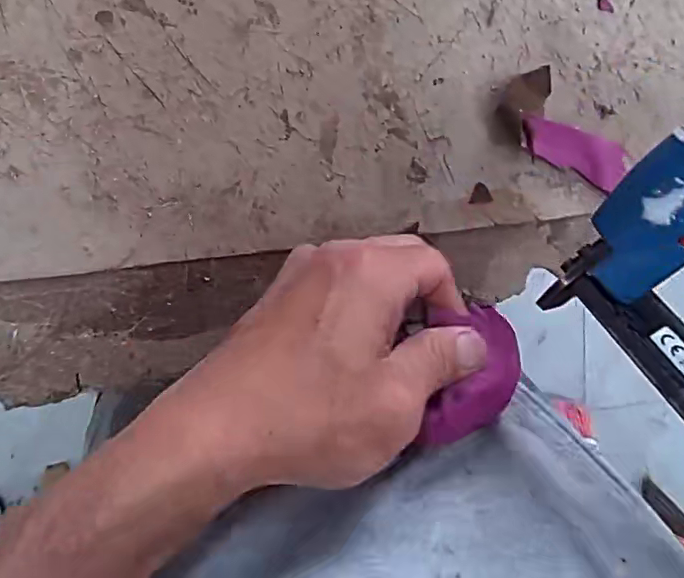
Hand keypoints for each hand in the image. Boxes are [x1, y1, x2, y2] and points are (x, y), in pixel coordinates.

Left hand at [156, 234, 489, 490]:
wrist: (212, 430)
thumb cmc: (312, 415)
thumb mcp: (395, 402)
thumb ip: (442, 361)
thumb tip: (471, 341)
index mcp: (371, 269)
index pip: (435, 266)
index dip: (453, 308)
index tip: (448, 355)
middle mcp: (338, 253)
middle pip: (404, 257)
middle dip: (426, 300)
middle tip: (423, 354)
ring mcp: (303, 266)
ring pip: (369, 267)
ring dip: (390, 301)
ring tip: (383, 354)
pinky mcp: (278, 289)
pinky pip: (335, 280)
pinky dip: (355, 302)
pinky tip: (340, 348)